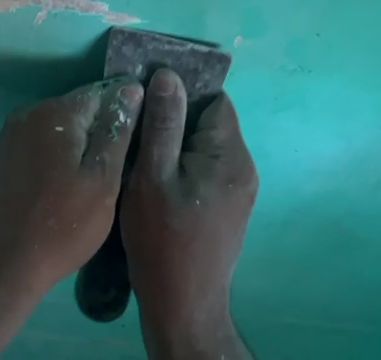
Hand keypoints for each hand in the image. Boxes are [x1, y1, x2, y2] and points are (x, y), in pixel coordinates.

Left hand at [0, 77, 144, 293]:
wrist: (2, 261)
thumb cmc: (61, 225)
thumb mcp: (102, 181)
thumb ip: (117, 131)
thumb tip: (131, 89)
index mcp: (57, 111)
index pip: (101, 93)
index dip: (124, 110)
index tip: (140, 135)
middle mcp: (30, 111)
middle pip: (77, 108)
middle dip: (100, 127)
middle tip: (121, 162)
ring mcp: (12, 132)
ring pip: (58, 126)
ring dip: (78, 142)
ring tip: (96, 174)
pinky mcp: (3, 154)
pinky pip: (40, 142)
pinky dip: (57, 153)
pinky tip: (66, 181)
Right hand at [122, 69, 257, 356]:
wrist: (183, 305)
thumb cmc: (163, 238)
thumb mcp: (152, 174)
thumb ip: (162, 123)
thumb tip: (168, 74)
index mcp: (230, 155)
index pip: (213, 100)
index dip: (180, 92)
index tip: (147, 99)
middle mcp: (243, 168)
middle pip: (209, 121)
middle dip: (174, 118)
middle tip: (136, 128)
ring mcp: (239, 190)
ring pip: (204, 145)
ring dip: (175, 143)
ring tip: (140, 153)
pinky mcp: (229, 207)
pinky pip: (205, 168)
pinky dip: (181, 164)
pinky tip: (154, 178)